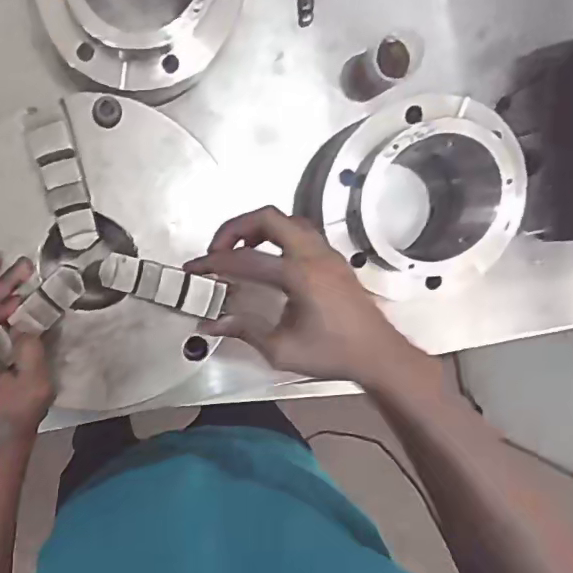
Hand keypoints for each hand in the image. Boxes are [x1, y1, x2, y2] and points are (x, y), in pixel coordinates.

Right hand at [186, 207, 425, 388]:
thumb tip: (210, 324)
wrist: (378, 355)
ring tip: (239, 250)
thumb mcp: (281, 349)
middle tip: (217, 250)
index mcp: (300, 275)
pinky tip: (268, 259)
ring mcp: (326, 254)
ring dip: (258, 228)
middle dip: (234, 228)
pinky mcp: (333, 260)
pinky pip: (301, 232)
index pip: (246, 259)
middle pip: (267, 217)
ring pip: (287, 220)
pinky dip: (277, 235)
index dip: (213, 262)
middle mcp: (314, 255)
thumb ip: (244, 330)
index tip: (194, 269)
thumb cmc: (333, 354)